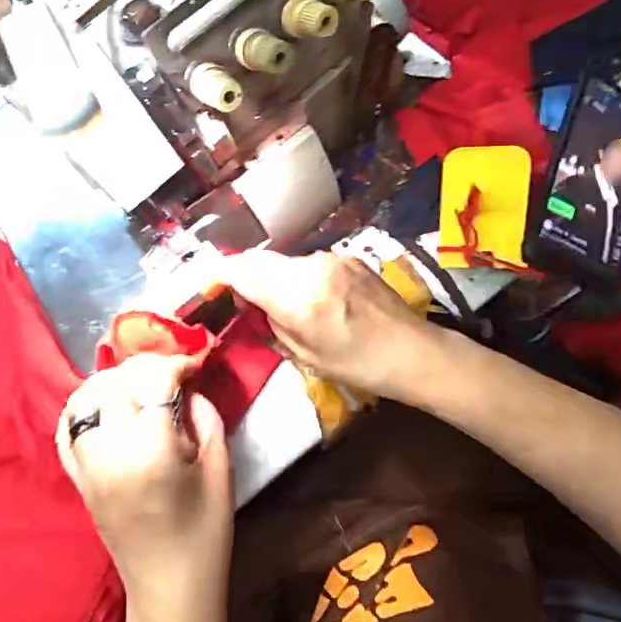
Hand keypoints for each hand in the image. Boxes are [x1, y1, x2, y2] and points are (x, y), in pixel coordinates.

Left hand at [56, 354, 232, 621]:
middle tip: (170, 375)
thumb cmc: (206, 534)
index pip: (154, 383)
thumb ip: (205, 417)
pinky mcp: (77, 479)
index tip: (194, 365)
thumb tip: (185, 387)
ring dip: (112, 382)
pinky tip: (105, 402)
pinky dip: (82, 406)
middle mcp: (110, 454)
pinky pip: (67, 429)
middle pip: (116, 385)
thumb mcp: (220, 470)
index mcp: (151, 454)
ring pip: (85, 399)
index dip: (175, 365)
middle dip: (145, 369)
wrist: (170, 590)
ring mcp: (87, 466)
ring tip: (139, 385)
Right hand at [210, 249, 440, 400]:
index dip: (219, 274)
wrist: (412, 351)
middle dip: (242, 273)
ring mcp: (331, 259)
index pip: (243, 272)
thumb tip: (253, 302)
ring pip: (284, 260)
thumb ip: (272, 322)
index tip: (208, 282)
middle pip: (259, 260)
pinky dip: (297, 274)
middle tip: (238, 294)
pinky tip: (310, 296)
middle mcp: (311, 270)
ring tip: (278, 300)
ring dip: (272, 275)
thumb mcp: (305, 354)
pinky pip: (308, 262)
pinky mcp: (347, 257)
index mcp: (298, 299)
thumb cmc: (357, 364)